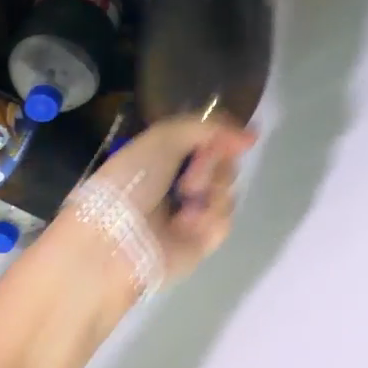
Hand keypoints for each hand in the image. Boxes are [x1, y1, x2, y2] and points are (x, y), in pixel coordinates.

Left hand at [80, 115, 255, 281]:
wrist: (117, 239)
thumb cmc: (132, 182)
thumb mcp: (163, 138)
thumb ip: (208, 127)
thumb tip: (251, 136)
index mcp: (164, 156)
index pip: (208, 139)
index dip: (223, 135)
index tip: (234, 136)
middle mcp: (181, 181)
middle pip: (223, 161)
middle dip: (214, 162)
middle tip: (191, 174)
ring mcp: (194, 211)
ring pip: (228, 187)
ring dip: (213, 187)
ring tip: (187, 197)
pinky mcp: (204, 240)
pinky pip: (226, 217)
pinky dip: (211, 215)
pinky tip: (189, 222)